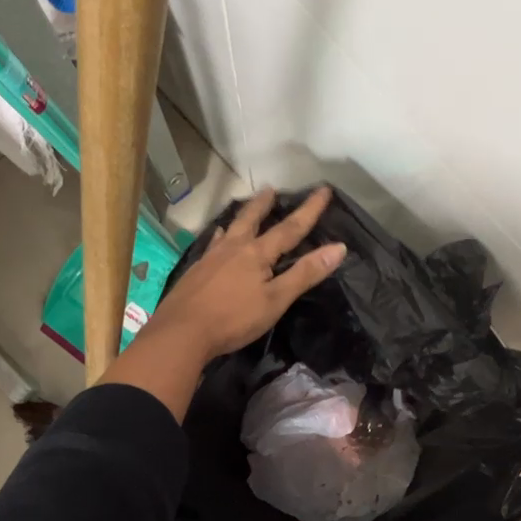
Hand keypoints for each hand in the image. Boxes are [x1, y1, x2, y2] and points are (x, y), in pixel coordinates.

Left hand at [97, 187, 344, 421]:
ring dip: (240, 217)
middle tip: (271, 188)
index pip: (290, 228)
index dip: (308, 211)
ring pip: (229, 230)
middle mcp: (233, 248)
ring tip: (243, 209)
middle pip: (251, 220)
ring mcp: (210, 258)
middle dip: (265, 204)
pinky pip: (211, 245)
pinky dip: (218, 238)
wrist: (182, 332)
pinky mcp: (195, 272)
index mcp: (257, 254)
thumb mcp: (275, 300)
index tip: (323, 190)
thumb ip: (305, 274)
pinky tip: (215, 241)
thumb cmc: (233, 319)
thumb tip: (338, 247)